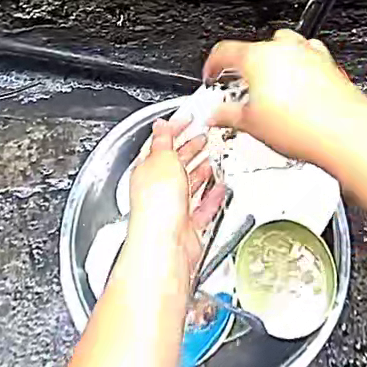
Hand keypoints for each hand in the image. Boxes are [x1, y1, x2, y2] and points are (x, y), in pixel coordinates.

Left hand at [125, 113, 227, 280]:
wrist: (166, 247)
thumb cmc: (156, 207)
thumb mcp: (162, 160)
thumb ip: (164, 141)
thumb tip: (161, 125)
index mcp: (146, 171)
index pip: (160, 145)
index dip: (174, 130)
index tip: (188, 119)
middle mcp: (157, 191)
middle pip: (175, 164)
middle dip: (189, 148)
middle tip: (203, 135)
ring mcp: (172, 209)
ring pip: (189, 185)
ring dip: (201, 170)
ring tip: (212, 157)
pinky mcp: (187, 227)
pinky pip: (202, 207)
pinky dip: (212, 195)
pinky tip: (219, 187)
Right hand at [202, 29, 366, 171]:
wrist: (345, 132)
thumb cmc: (301, 126)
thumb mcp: (251, 125)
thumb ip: (227, 115)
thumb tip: (215, 115)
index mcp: (258, 57)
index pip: (225, 51)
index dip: (213, 64)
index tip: (212, 75)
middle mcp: (285, 47)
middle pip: (256, 48)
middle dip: (247, 67)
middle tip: (242, 90)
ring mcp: (309, 52)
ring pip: (284, 49)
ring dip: (275, 65)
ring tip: (271, 93)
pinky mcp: (328, 63)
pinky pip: (307, 58)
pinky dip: (299, 69)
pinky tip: (297, 93)